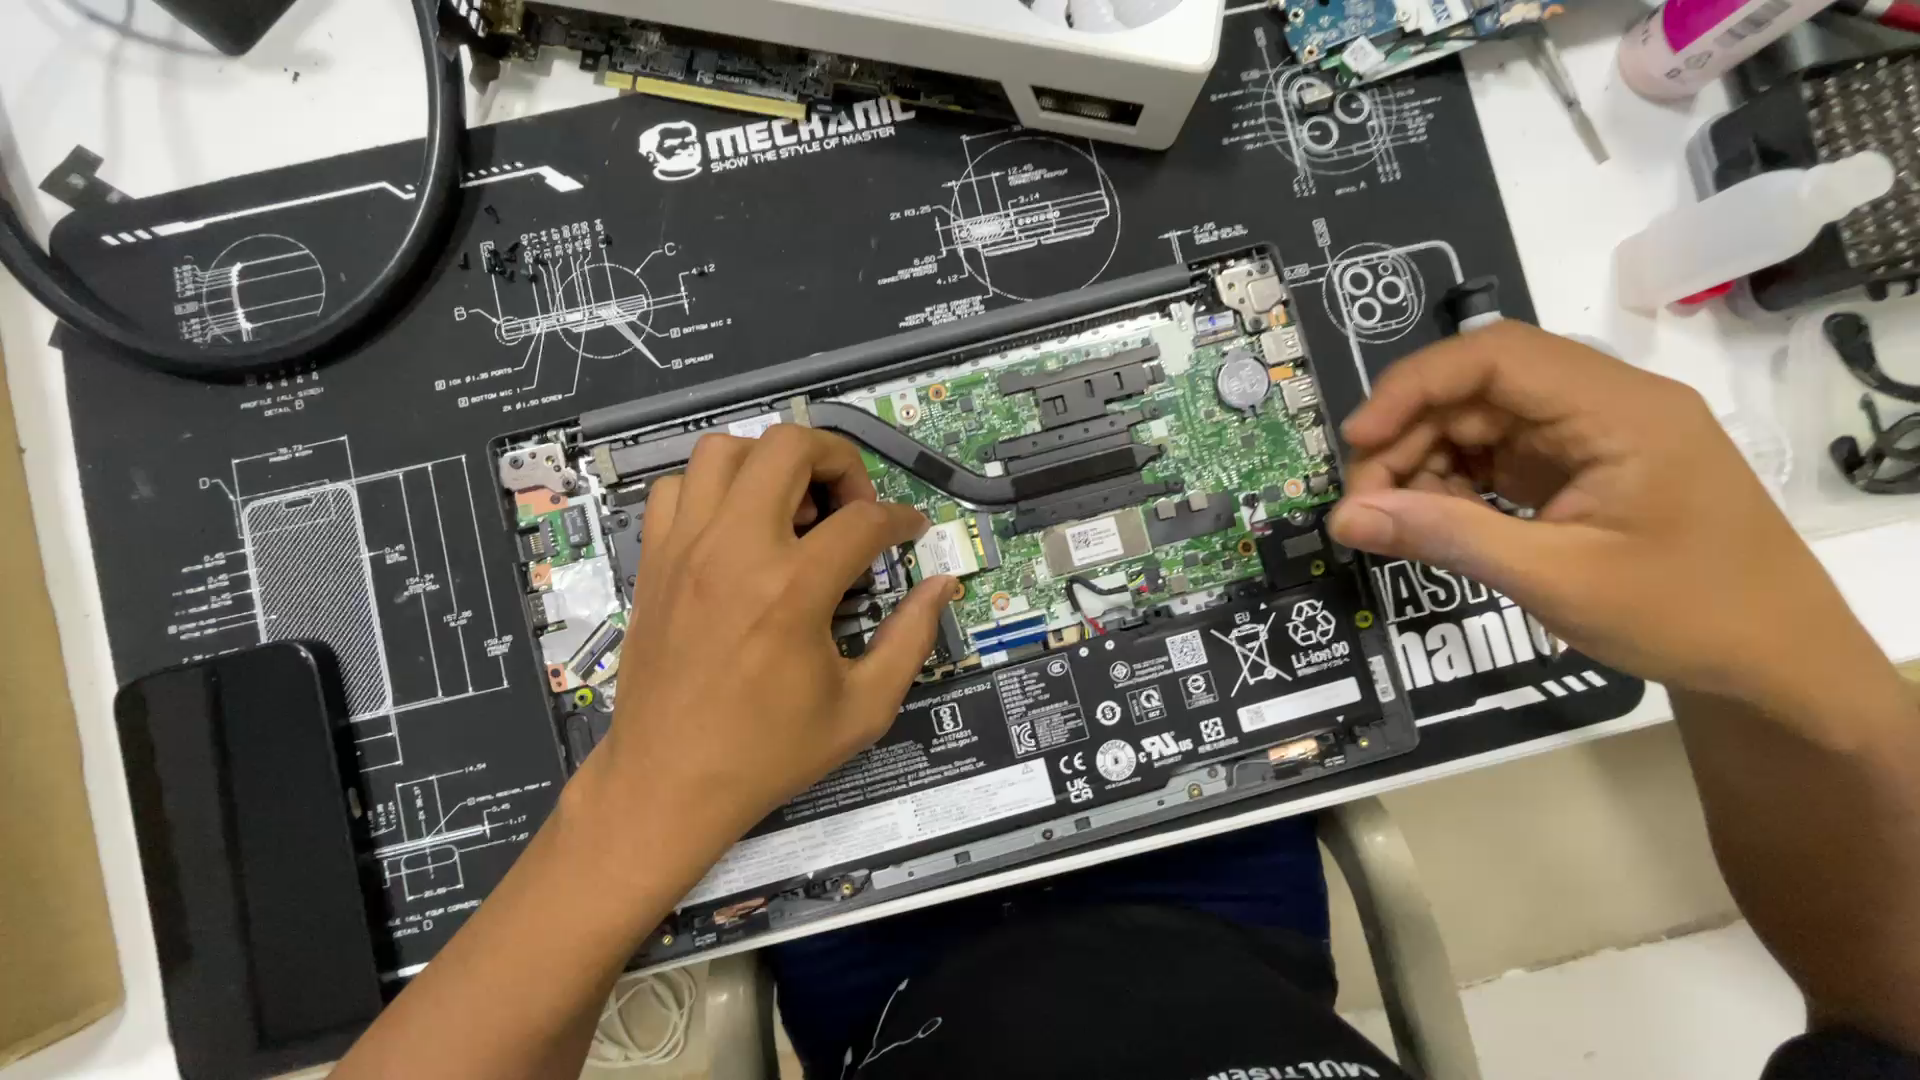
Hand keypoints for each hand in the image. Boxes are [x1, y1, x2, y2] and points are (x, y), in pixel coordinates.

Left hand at [588, 426, 954, 853]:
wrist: (668, 785)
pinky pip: (676, 488)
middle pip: (790, 447)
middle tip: (851, 507)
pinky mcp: (653, 561)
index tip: (908, 533)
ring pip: (724, 451)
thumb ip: (911, 638)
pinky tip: (737, 530)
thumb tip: (942, 587)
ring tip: (793, 511)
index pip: (863, 520)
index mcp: (792, 590)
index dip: (900, 520)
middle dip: (838, 462)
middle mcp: (735, 551)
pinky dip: (712, 491)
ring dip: (770, 465)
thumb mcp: (862, 708)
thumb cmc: (769, 753)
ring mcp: (685, 549)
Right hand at [1326, 321, 1874, 713]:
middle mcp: (1599, 405)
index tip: (1356, 442)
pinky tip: (1429, 521)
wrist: (1772, 661)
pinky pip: (1487, 455)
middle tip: (1362, 504)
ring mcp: (1584, 436)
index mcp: (1618, 410)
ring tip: (1390, 520)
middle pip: (1473, 390)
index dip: (1412, 388)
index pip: (1495, 356)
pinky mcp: (1570, 467)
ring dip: (1417, 464)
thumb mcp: (1555, 578)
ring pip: (1472, 422)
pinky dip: (1445, 484)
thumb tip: (1342, 519)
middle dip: (1404, 438)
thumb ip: (1447, 537)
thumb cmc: (1684, 615)